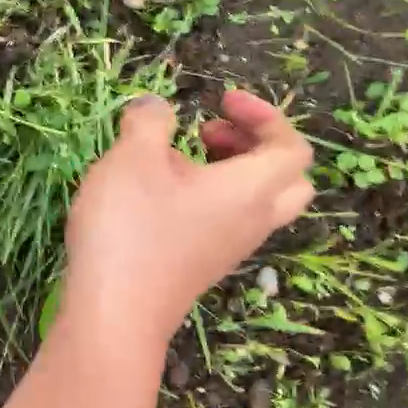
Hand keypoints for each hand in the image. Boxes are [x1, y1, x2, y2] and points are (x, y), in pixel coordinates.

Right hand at [61, 90, 313, 352]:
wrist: (116, 307)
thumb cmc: (131, 226)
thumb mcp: (131, 159)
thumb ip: (148, 123)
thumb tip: (156, 105)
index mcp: (251, 188)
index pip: (291, 146)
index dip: (265, 115)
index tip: (220, 100)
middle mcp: (253, 219)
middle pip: (286, 179)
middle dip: (254, 147)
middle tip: (207, 133)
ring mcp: (229, 247)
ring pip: (255, 202)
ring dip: (227, 172)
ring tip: (172, 161)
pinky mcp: (201, 264)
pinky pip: (225, 221)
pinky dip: (205, 197)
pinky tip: (155, 197)